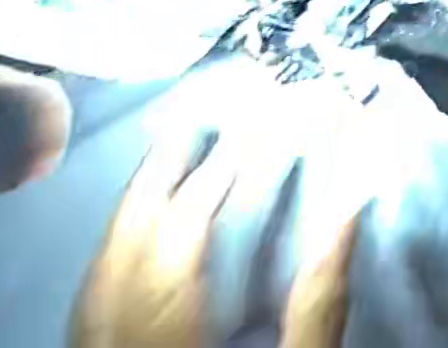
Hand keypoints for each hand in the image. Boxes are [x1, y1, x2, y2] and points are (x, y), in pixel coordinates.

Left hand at [72, 135, 360, 347]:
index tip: (250, 131)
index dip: (210, 183)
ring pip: (98, 277)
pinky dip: (118, 249)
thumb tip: (353, 206)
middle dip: (161, 183)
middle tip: (198, 122)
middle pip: (128, 256)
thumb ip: (323, 299)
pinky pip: (93, 302)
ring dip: (133, 209)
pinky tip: (141, 224)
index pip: (181, 250)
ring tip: (169, 155)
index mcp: (174, 347)